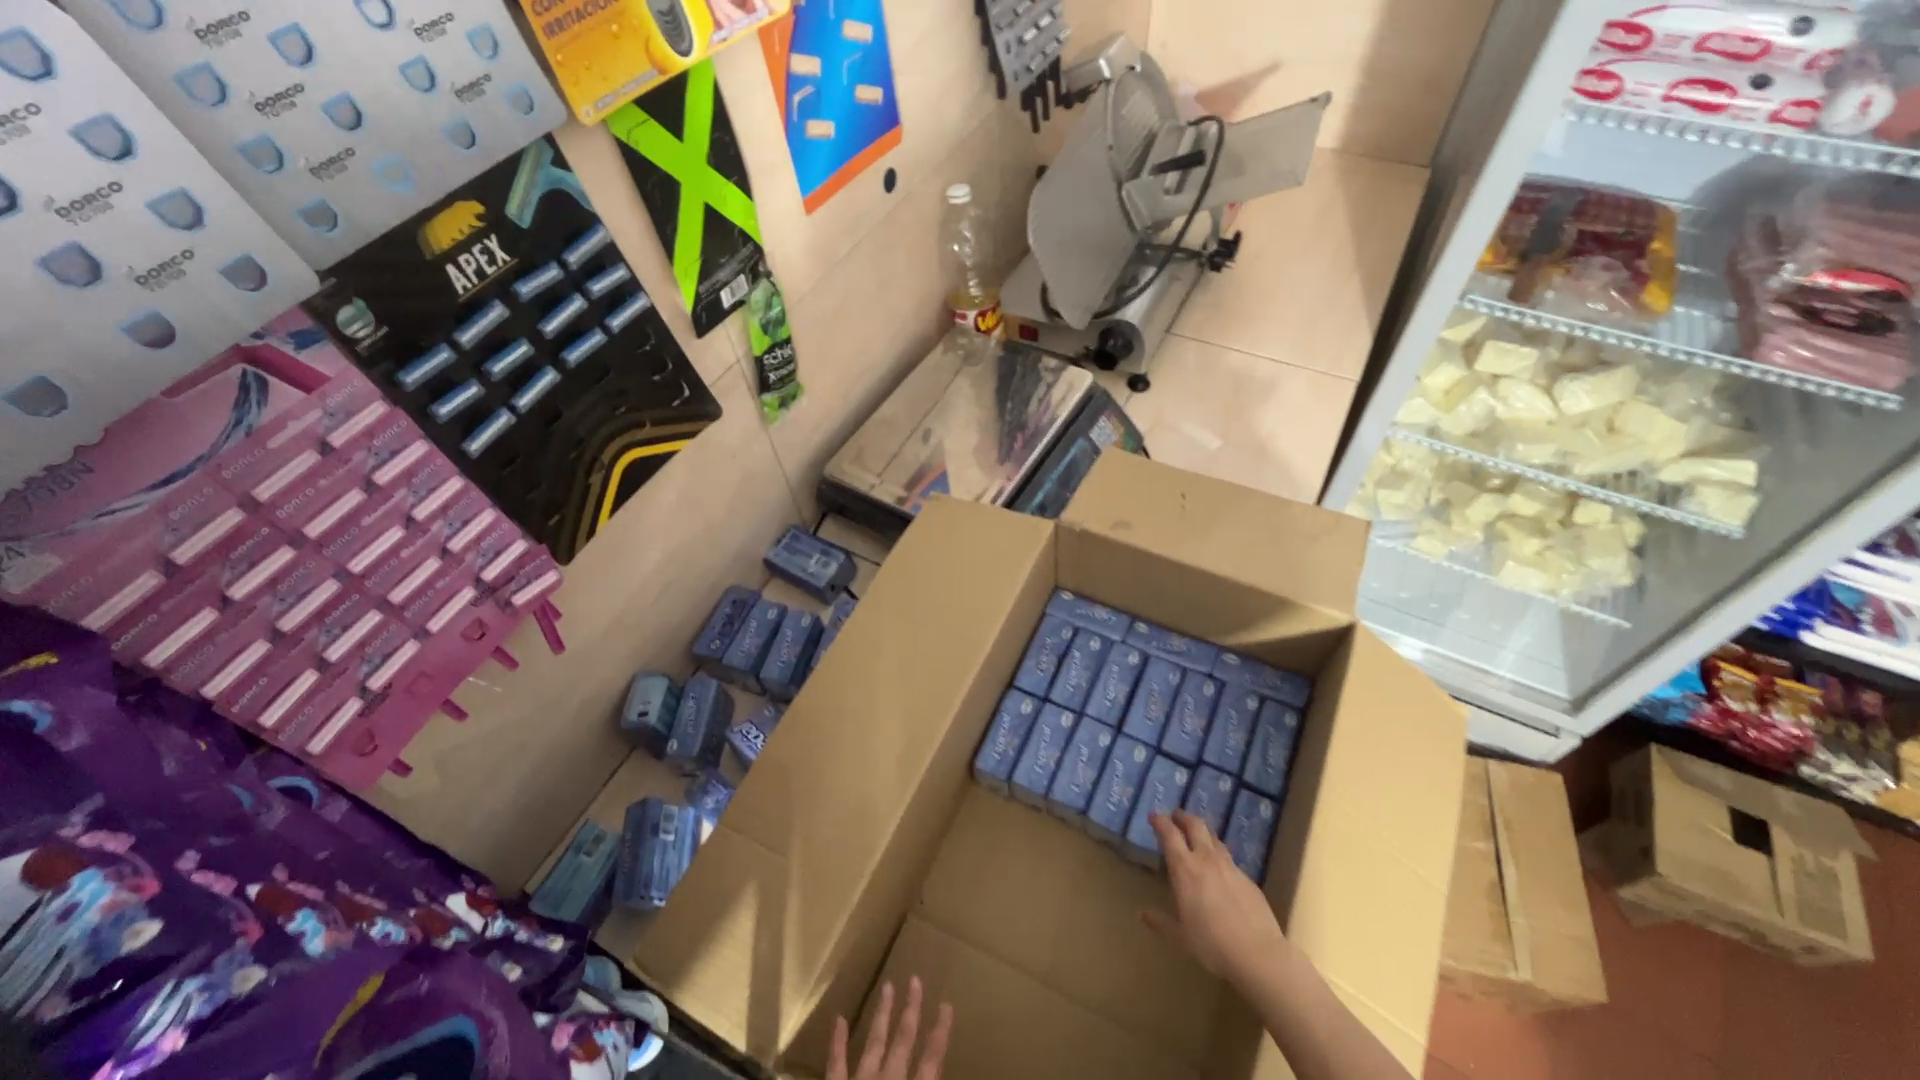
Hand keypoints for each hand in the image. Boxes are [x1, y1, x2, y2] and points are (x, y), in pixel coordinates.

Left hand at [827, 976, 953, 1079]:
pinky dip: (837, 1041)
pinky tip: (839, 1019)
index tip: (946, 1004)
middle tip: (915, 979)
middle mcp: (888, 1078)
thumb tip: (938, 1068)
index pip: (932, 1059)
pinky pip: (836, 1064)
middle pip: (904, 1040)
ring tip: (888, 985)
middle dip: (911, 1009)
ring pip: (874, 1043)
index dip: (941, 1031)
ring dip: (882, 1014)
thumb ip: (927, 1079)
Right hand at [1143, 811, 1289, 987]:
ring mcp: (1231, 867)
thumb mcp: (1180, 936)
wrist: (1258, 954)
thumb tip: (1142, 914)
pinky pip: (1229, 859)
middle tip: (1176, 816)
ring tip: (1197, 837)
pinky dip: (1219, 856)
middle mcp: (1207, 860)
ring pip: (1215, 839)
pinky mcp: (1248, 879)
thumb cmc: (1211, 944)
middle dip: (1184, 817)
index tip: (1154, 816)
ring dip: (1203, 833)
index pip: (1170, 835)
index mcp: (1185, 870)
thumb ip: (1160, 922)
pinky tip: (1219, 869)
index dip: (1160, 822)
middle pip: (1196, 826)